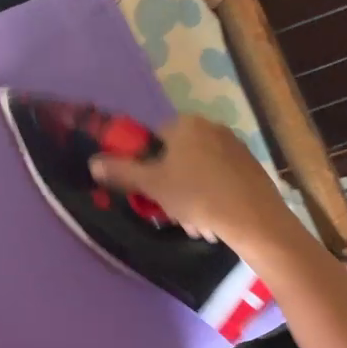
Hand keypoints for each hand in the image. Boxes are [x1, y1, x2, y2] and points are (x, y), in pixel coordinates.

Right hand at [89, 116, 296, 244]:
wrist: (253, 218)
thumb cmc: (197, 196)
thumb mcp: (152, 185)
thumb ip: (121, 172)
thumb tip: (92, 162)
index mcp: (185, 124)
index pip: (154, 140)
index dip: (148, 167)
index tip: (151, 191)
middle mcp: (211, 126)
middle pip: (176, 157)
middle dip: (171, 185)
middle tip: (171, 212)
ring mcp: (234, 145)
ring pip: (198, 171)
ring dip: (190, 196)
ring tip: (194, 222)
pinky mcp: (250, 166)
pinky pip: (219, 179)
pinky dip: (212, 197)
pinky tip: (213, 220)